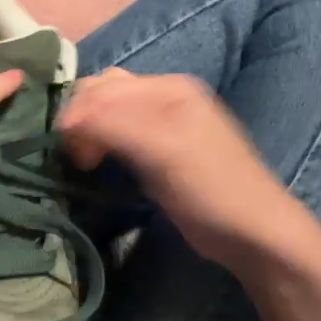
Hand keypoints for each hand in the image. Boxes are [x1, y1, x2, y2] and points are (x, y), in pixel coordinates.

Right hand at [56, 69, 320, 270]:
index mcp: (168, 88)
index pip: (102, 87)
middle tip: (77, 156)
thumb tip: (66, 118)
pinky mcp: (157, 148)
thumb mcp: (163, 154)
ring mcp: (161, 121)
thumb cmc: (211, 190)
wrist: (253, 233)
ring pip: (107, 112)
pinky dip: (99, 141)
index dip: (77, 113)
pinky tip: (97, 161)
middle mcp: (163, 96)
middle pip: (102, 93)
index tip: (68, 151)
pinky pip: (116, 131)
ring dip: (87, 129)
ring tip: (85, 161)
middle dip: (80, 118)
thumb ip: (114, 127)